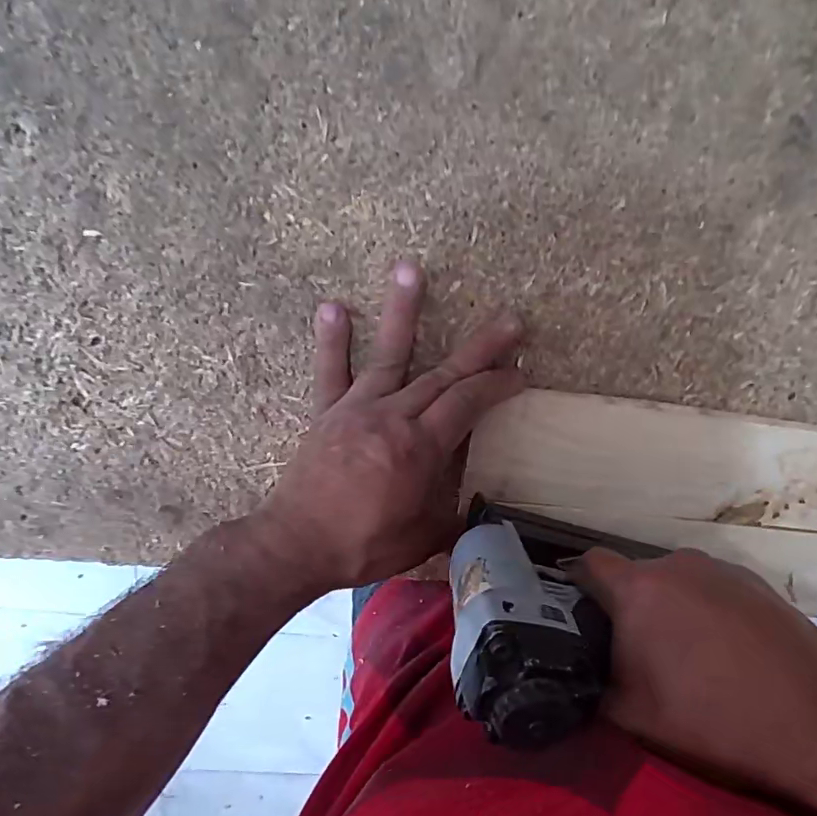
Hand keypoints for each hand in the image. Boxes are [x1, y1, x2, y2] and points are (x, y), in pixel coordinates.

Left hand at [255, 260, 525, 590]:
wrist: (297, 545)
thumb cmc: (364, 545)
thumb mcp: (425, 538)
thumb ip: (454, 514)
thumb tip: (477, 506)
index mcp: (421, 447)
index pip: (469, 403)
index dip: (497, 385)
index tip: (520, 372)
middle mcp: (393, 418)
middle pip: (444, 374)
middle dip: (481, 347)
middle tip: (509, 319)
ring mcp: (357, 410)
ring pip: (389, 356)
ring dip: (403, 312)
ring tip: (410, 269)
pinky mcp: (327, 415)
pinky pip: (331, 373)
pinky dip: (333, 341)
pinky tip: (333, 307)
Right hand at [574, 547, 816, 810]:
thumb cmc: (713, 721)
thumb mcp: (633, 716)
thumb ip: (593, 684)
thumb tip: (577, 673)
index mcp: (639, 590)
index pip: (588, 563)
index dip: (574, 584)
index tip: (573, 613)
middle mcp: (678, 565)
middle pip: (634, 575)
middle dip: (625, 605)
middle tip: (631, 650)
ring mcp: (723, 570)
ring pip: (676, 581)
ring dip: (668, 607)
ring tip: (683, 654)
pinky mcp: (759, 583)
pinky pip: (712, 588)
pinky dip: (705, 610)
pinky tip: (724, 651)